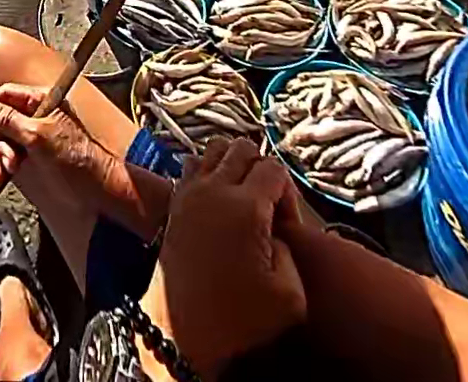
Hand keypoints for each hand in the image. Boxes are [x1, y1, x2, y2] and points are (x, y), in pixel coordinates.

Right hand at [0, 83, 108, 195]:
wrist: (99, 191)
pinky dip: (2, 167)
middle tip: (5, 159)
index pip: (4, 95)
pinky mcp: (34, 154)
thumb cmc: (77, 160)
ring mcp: (34, 135)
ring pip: (3, 140)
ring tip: (1, 174)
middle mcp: (35, 114)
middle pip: (0, 119)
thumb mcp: (36, 136)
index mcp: (39, 100)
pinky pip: (10, 155)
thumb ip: (8, 119)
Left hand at [149, 138, 307, 378]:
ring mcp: (189, 189)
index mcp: (245, 206)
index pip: (273, 167)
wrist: (183, 319)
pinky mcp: (175, 198)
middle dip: (260, 167)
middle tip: (268, 205)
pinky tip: (219, 199)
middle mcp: (213, 187)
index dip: (288, 192)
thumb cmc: (240, 313)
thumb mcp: (292, 294)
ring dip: (232, 163)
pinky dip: (209, 169)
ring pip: (213, 148)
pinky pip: (193, 163)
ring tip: (244, 198)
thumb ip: (290, 247)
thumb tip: (274, 226)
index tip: (287, 224)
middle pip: (241, 147)